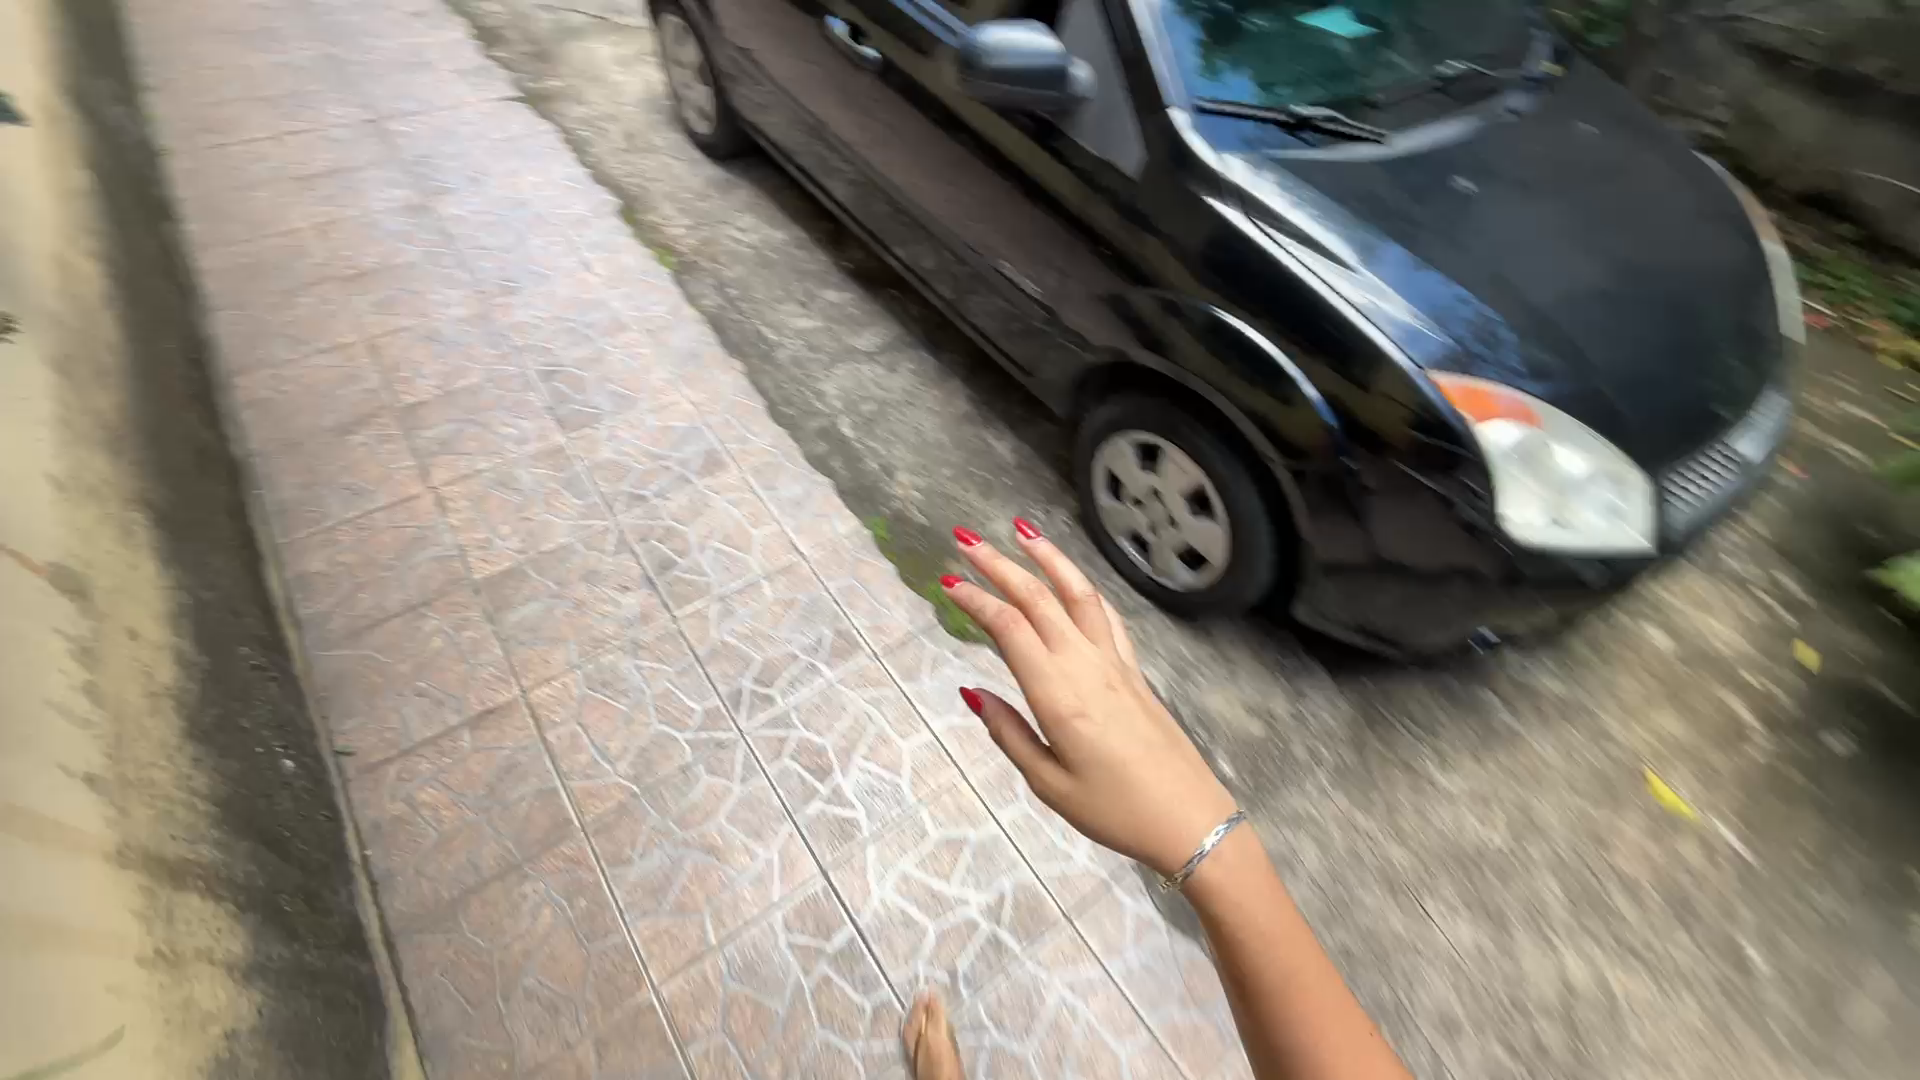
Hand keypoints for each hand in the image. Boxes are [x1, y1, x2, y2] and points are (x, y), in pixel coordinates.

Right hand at [942, 519, 1238, 877]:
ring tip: (1023, 531)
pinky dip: (1085, 588)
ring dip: (1048, 558)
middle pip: (1038, 598)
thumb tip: (972, 691)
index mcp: (1057, 694)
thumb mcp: (1049, 785)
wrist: (1189, 819)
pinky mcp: (1134, 668)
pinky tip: (1073, 579)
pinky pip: (1106, 615)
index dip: (976, 600)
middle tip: (966, 539)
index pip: (1009, 629)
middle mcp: (1085, 664)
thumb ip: (1008, 733)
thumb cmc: (1114, 811)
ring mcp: (1114, 662)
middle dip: (999, 564)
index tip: (948, 583)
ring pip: (1078, 594)